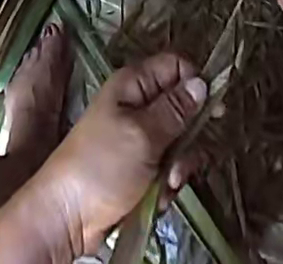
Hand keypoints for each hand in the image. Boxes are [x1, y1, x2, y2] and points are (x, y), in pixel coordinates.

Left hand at [31, 53, 207, 253]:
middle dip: (189, 137)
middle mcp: (137, 104)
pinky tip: (156, 197)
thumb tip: (202, 82)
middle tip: (183, 158)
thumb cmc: (102, 165)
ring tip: (166, 183)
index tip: (215, 110)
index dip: (197, 83)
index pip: (175, 66)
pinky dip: (167, 182)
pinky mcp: (140, 165)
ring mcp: (138, 136)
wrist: (67, 216)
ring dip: (179, 165)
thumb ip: (175, 109)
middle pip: (183, 107)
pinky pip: (168, 166)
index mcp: (133, 84)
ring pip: (180, 141)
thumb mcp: (142, 134)